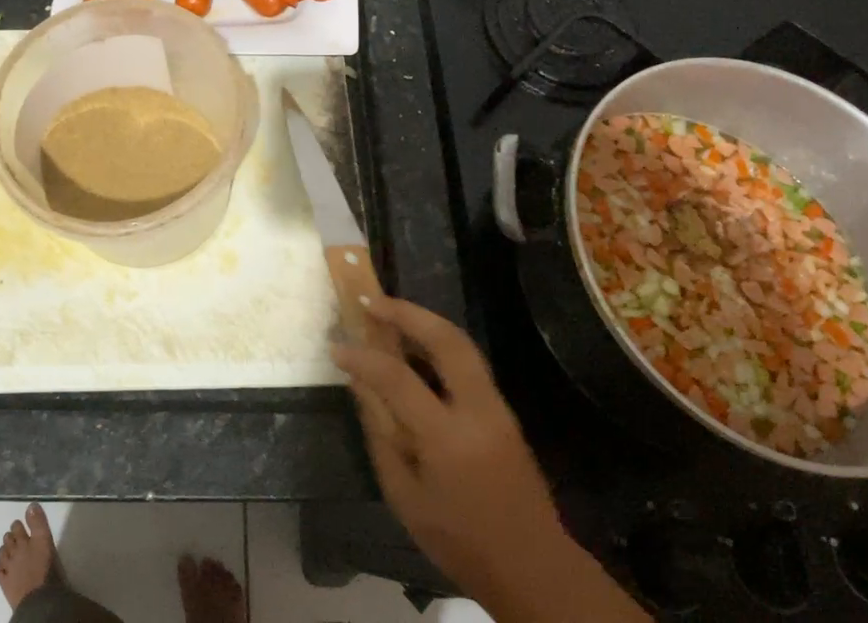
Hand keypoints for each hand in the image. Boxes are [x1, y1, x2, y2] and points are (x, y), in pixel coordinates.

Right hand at [332, 297, 564, 612]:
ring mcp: (498, 408)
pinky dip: (440, 348)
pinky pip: (469, 366)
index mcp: (448, 438)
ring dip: (426, 324)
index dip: (363, 358)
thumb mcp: (405, 497)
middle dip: (408, 313)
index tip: (336, 347)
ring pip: (463, 347)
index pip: (398, 380)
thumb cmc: (459, 541)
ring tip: (390, 314)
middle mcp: (479, 411)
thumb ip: (382, 436)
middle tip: (372, 301)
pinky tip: (415, 350)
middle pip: (447, 341)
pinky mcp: (504, 413)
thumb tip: (361, 388)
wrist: (531, 565)